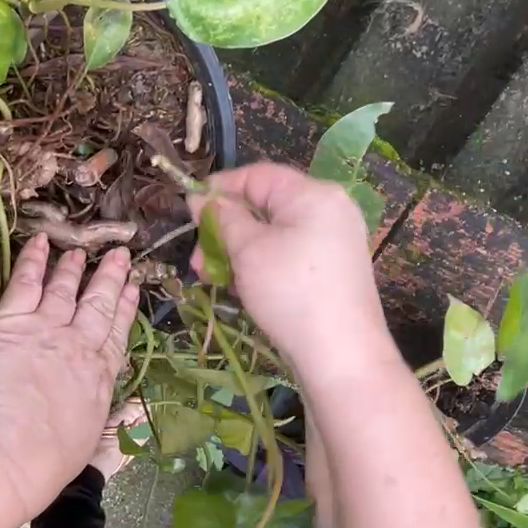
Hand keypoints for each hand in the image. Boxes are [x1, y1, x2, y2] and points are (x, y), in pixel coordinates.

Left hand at [0, 235, 137, 517]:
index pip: (116, 336)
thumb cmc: (44, 463)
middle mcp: (77, 347)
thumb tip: (125, 409)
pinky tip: (38, 242)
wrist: (5, 451)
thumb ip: (104, 419)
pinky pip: (25, 282)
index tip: (132, 289)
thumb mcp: (89, 445)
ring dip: (71, 268)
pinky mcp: (9, 322)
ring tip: (77, 251)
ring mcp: (45, 329)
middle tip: (119, 255)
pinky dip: (33, 260)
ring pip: (63, 290)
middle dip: (109, 278)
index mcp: (99, 380)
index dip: (125, 310)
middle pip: (97, 305)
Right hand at [189, 162, 389, 375]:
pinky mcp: (331, 270)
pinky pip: (286, 255)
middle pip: (264, 206)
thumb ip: (223, 218)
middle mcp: (329, 210)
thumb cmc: (290, 291)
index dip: (219, 188)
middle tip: (197, 259)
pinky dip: (259, 265)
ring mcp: (334, 241)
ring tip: (213, 279)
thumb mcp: (248, 250)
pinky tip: (239, 288)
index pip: (258, 176)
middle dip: (224, 229)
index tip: (187, 208)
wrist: (339, 351)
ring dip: (236, 252)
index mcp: (313, 194)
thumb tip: (201, 197)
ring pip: (272, 234)